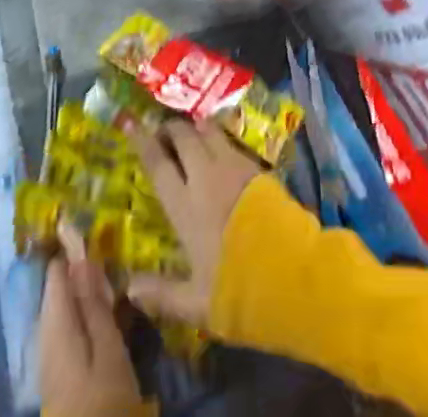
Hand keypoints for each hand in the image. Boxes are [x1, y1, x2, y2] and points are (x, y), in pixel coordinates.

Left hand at [40, 255, 143, 416]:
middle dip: (81, 271)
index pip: (57, 270)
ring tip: (112, 285)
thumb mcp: (108, 351)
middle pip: (57, 288)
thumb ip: (94, 305)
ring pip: (62, 307)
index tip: (100, 237)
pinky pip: (66, 326)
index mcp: (54, 320)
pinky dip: (83, 315)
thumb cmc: (102, 402)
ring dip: (84, 294)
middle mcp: (43, 330)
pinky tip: (102, 318)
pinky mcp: (56, 367)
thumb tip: (83, 258)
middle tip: (112, 261)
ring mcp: (47, 350)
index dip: (75, 250)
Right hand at [125, 120, 260, 324]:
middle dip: (170, 129)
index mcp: (184, 205)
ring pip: (209, 131)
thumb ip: (162, 293)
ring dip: (197, 128)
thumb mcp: (197, 303)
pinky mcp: (259, 170)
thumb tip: (129, 289)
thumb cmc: (240, 289)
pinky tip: (222, 151)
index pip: (156, 162)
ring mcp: (235, 169)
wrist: (298, 277)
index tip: (130, 124)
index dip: (141, 140)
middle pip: (183, 136)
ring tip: (192, 134)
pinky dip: (221, 140)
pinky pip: (233, 144)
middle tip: (164, 135)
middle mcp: (205, 177)